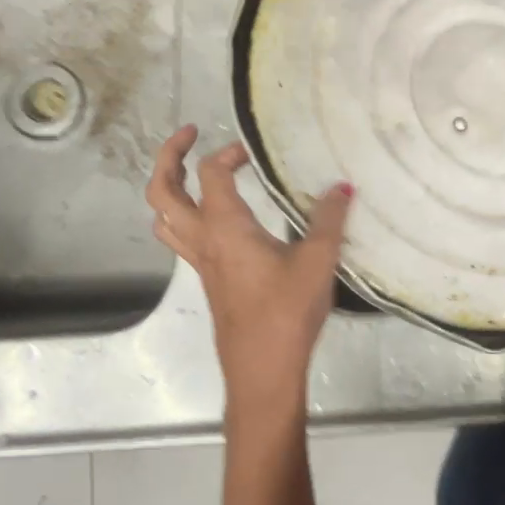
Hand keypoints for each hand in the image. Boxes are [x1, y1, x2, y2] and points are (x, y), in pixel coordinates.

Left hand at [146, 124, 353, 400]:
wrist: (263, 367)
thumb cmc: (287, 311)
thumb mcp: (317, 260)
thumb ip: (329, 219)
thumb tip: (342, 187)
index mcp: (225, 228)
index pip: (211, 175)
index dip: (228, 153)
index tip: (251, 149)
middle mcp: (203, 240)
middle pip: (162, 192)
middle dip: (169, 158)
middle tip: (189, 137)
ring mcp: (201, 263)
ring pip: (164, 218)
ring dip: (169, 190)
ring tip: (191, 175)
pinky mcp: (210, 280)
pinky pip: (181, 238)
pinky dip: (186, 217)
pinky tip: (218, 222)